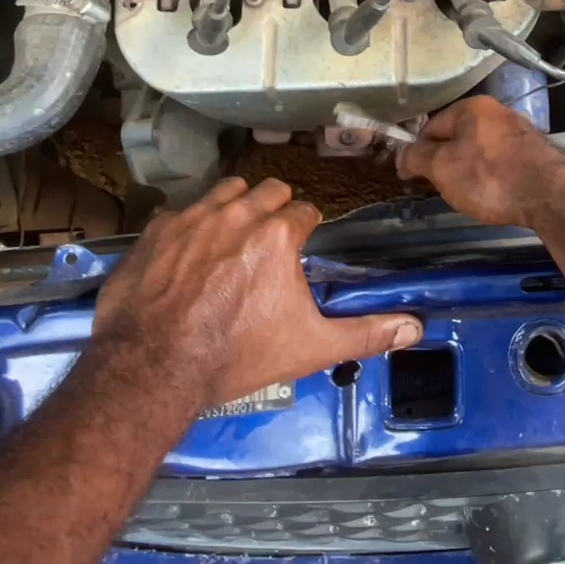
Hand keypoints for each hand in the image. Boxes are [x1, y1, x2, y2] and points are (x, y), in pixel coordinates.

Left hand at [87, 177, 422, 414]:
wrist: (149, 372)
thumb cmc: (237, 356)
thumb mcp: (310, 347)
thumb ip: (366, 332)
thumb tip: (415, 327)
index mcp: (277, 234)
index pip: (305, 211)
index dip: (306, 229)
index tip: (299, 248)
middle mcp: (238, 213)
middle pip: (269, 190)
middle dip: (274, 210)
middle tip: (268, 244)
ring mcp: (192, 217)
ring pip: (227, 190)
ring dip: (236, 206)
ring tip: (231, 239)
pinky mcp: (155, 230)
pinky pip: (182, 210)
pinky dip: (191, 225)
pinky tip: (187, 255)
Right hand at [397, 96, 564, 228]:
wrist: (549, 193)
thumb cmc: (488, 176)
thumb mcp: (442, 168)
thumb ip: (417, 158)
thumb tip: (401, 156)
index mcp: (471, 107)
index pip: (431, 127)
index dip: (419, 153)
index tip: (415, 178)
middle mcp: (496, 111)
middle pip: (457, 138)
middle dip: (446, 162)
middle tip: (443, 189)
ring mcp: (518, 130)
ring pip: (480, 150)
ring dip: (470, 171)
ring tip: (470, 195)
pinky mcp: (534, 152)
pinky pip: (501, 161)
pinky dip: (493, 176)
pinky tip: (495, 193)